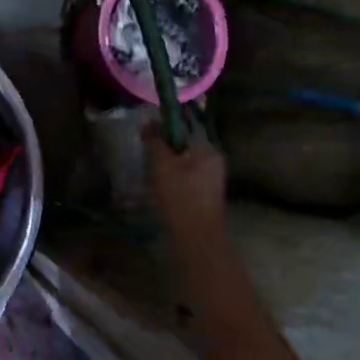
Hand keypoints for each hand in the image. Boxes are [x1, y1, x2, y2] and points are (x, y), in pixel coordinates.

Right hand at [144, 120, 228, 241]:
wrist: (197, 239)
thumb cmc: (179, 198)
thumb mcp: (161, 165)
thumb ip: (155, 141)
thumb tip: (149, 121)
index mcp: (207, 149)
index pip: (184, 126)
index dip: (163, 126)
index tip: (146, 133)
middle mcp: (214, 160)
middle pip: (185, 144)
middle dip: (164, 147)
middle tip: (145, 154)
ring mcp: (213, 178)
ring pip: (185, 161)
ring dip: (167, 163)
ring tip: (150, 172)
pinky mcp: (207, 193)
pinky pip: (188, 176)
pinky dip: (174, 177)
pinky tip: (161, 187)